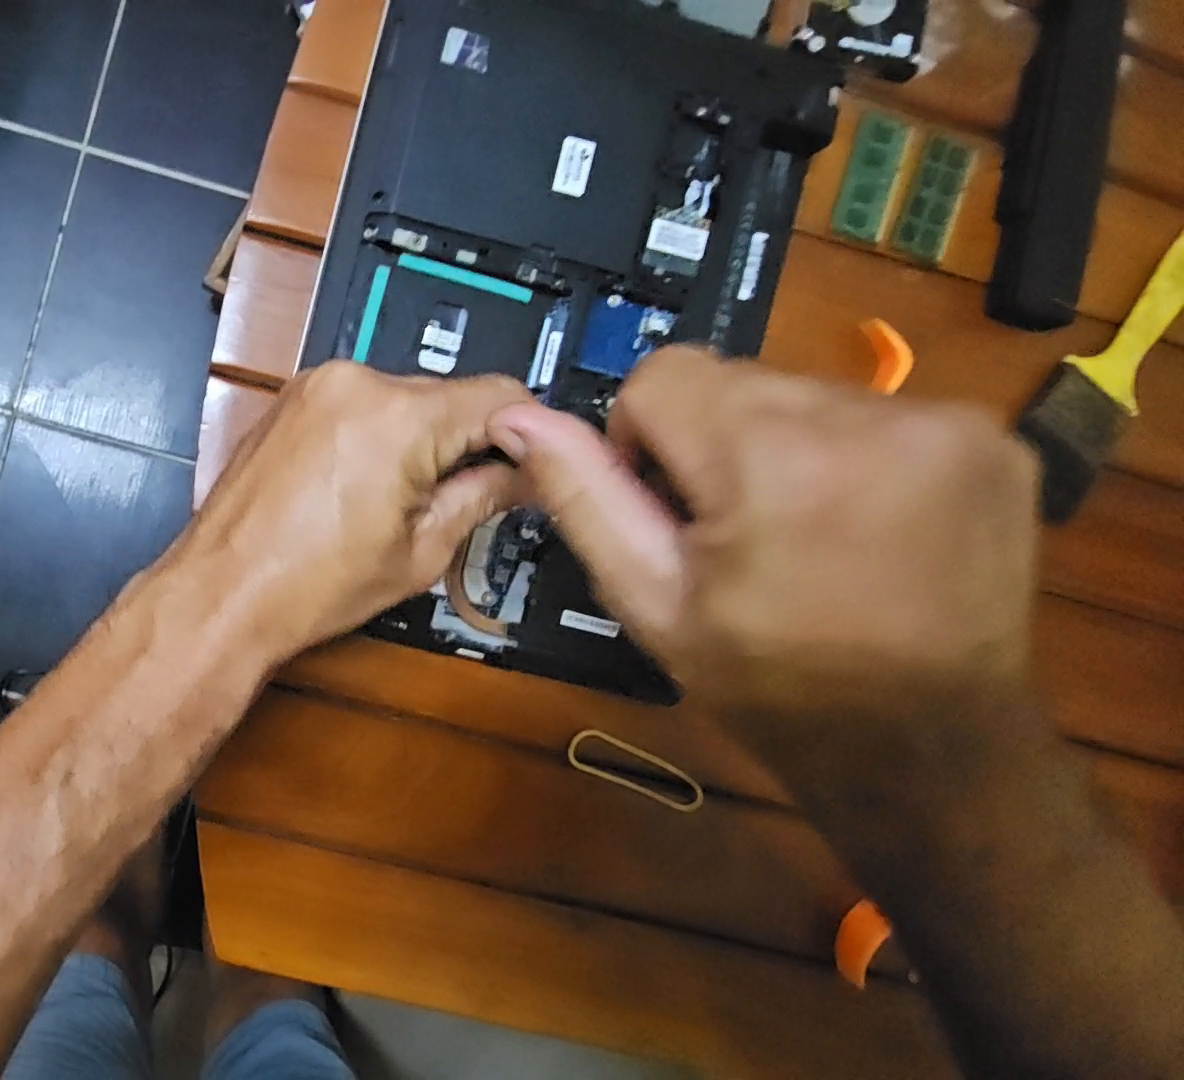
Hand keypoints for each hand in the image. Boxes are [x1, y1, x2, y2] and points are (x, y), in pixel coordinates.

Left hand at [173, 361, 532, 660]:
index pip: (501, 396)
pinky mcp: (292, 402)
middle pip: (448, 397)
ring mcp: (316, 389)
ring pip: (402, 401)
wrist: (223, 591)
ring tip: (394, 504)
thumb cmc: (300, 585)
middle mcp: (354, 385)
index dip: (527, 436)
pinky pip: (358, 405)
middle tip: (460, 499)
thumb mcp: (419, 554)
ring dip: (417, 441)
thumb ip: (481, 499)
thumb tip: (520, 476)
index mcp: (398, 418)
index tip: (530, 466)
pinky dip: (375, 437)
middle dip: (464, 444)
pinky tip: (361, 488)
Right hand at [488, 347, 1039, 771]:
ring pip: (793, 391)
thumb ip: (583, 495)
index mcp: (774, 459)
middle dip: (705, 441)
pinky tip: (848, 523)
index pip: (663, 375)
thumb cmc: (763, 679)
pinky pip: (864, 411)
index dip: (639, 438)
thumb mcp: (646, 596)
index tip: (665, 508)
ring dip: (770, 445)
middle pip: (730, 378)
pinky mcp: (991, 438)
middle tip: (723, 530)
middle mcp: (871, 417)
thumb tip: (519, 417)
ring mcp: (947, 423)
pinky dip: (835, 453)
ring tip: (789, 531)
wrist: (921, 743)